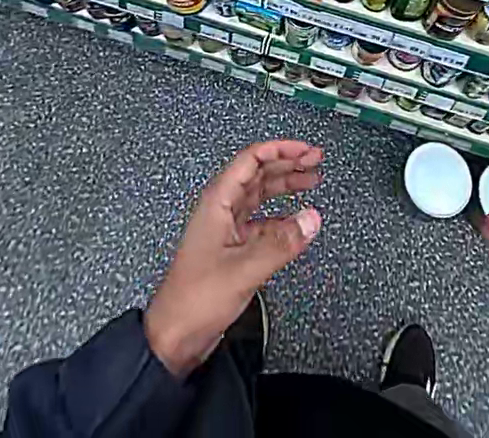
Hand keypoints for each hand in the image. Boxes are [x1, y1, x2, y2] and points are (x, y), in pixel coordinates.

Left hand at [144, 140, 324, 376]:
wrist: (173, 339)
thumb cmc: (195, 300)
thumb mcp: (243, 268)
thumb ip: (281, 243)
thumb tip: (312, 218)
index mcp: (218, 202)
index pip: (252, 159)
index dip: (280, 149)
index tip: (305, 150)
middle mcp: (222, 209)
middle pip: (259, 172)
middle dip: (288, 162)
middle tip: (315, 160)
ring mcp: (227, 227)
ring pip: (261, 193)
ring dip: (286, 184)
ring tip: (311, 180)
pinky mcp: (232, 246)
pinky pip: (262, 219)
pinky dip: (282, 215)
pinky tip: (296, 221)